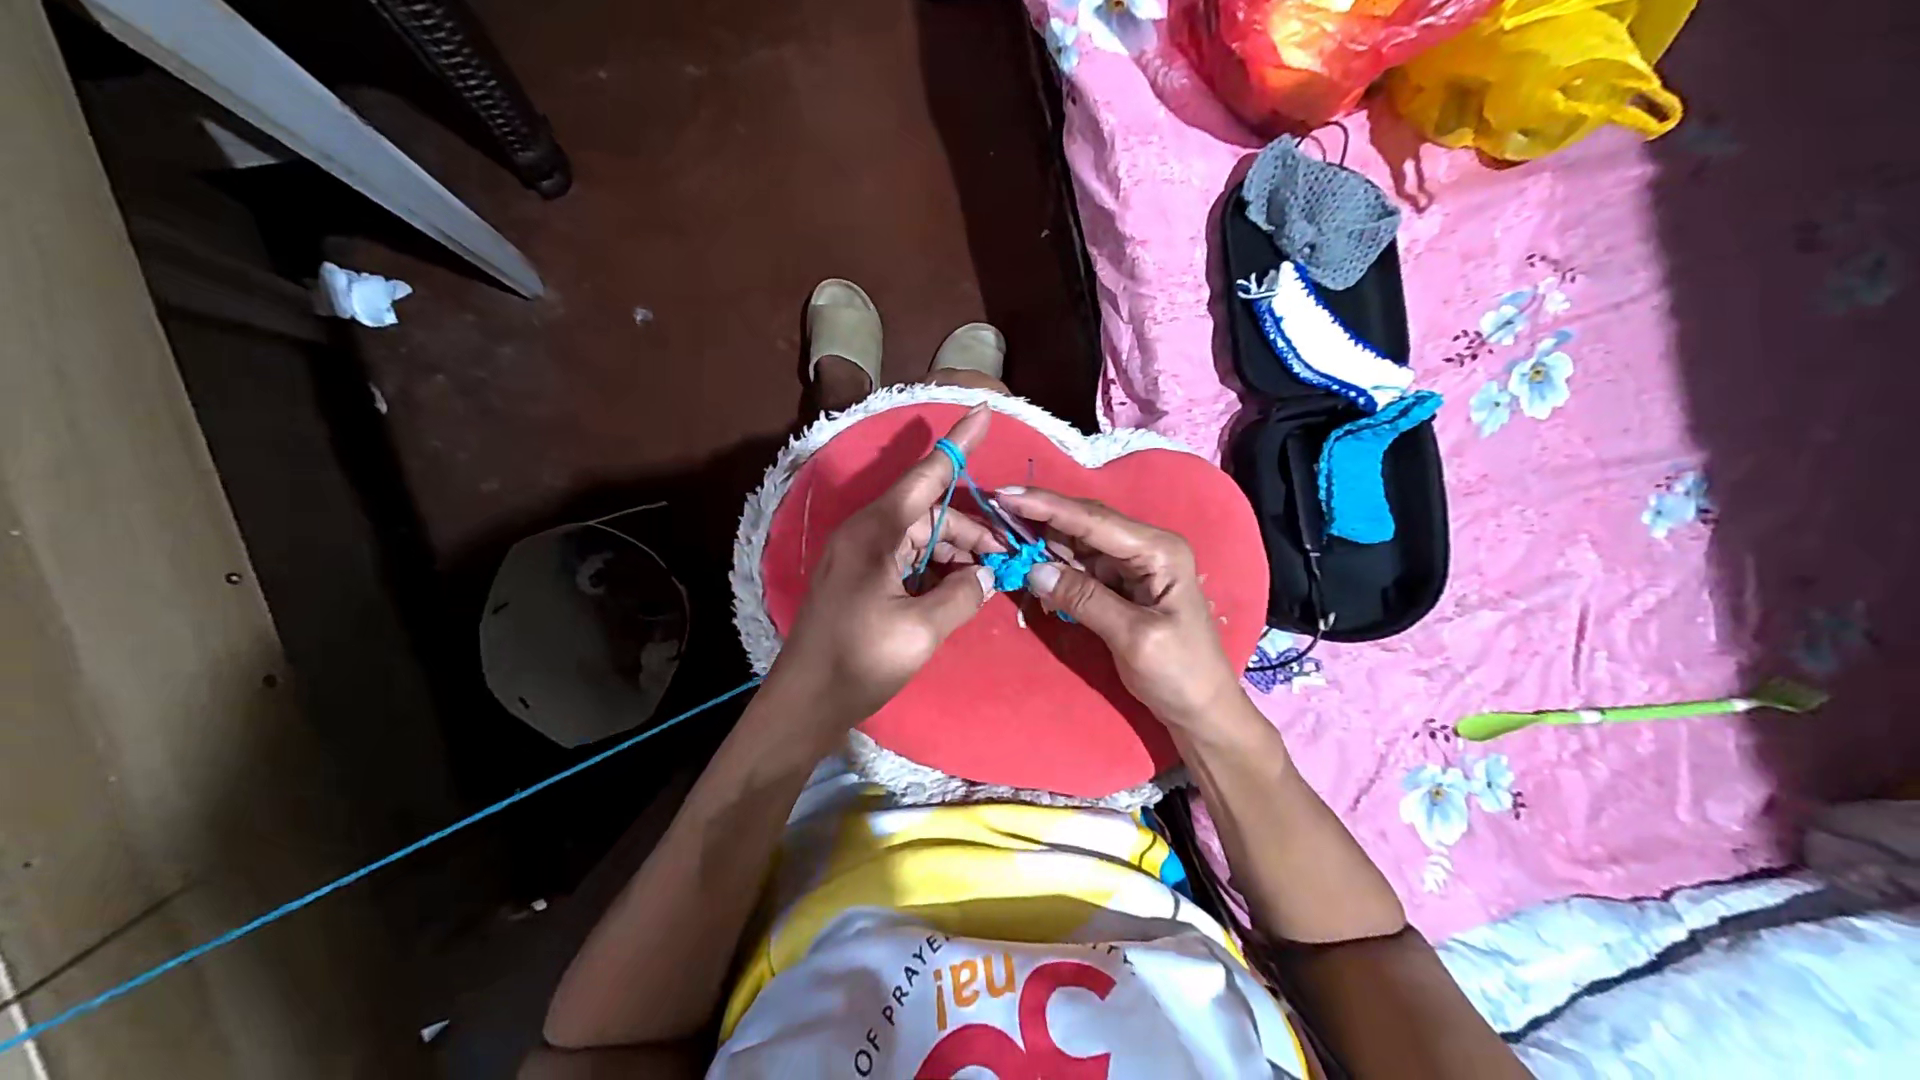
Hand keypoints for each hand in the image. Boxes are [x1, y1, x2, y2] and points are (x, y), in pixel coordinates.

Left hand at [770, 405, 1003, 725]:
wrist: (804, 701)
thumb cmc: (859, 661)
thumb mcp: (921, 630)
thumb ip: (962, 594)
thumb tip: (989, 575)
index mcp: (876, 532)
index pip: (926, 475)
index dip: (958, 443)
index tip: (984, 409)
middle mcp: (867, 532)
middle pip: (931, 511)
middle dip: (973, 528)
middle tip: (1010, 555)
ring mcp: (862, 555)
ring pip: (923, 536)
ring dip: (958, 551)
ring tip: (992, 576)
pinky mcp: (863, 577)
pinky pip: (909, 557)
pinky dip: (937, 567)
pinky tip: (962, 586)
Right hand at [993, 488, 1242, 728]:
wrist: (1201, 709)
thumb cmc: (1180, 672)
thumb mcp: (1134, 637)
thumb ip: (1085, 599)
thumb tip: (1034, 571)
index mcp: (1159, 551)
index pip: (1094, 521)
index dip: (1048, 507)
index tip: (1006, 495)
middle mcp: (1146, 549)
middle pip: (1084, 524)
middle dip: (1040, 516)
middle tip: (996, 508)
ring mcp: (1132, 567)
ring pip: (1078, 544)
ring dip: (1043, 540)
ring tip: (1003, 532)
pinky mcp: (1119, 586)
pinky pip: (1079, 568)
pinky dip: (1054, 567)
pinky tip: (1029, 565)